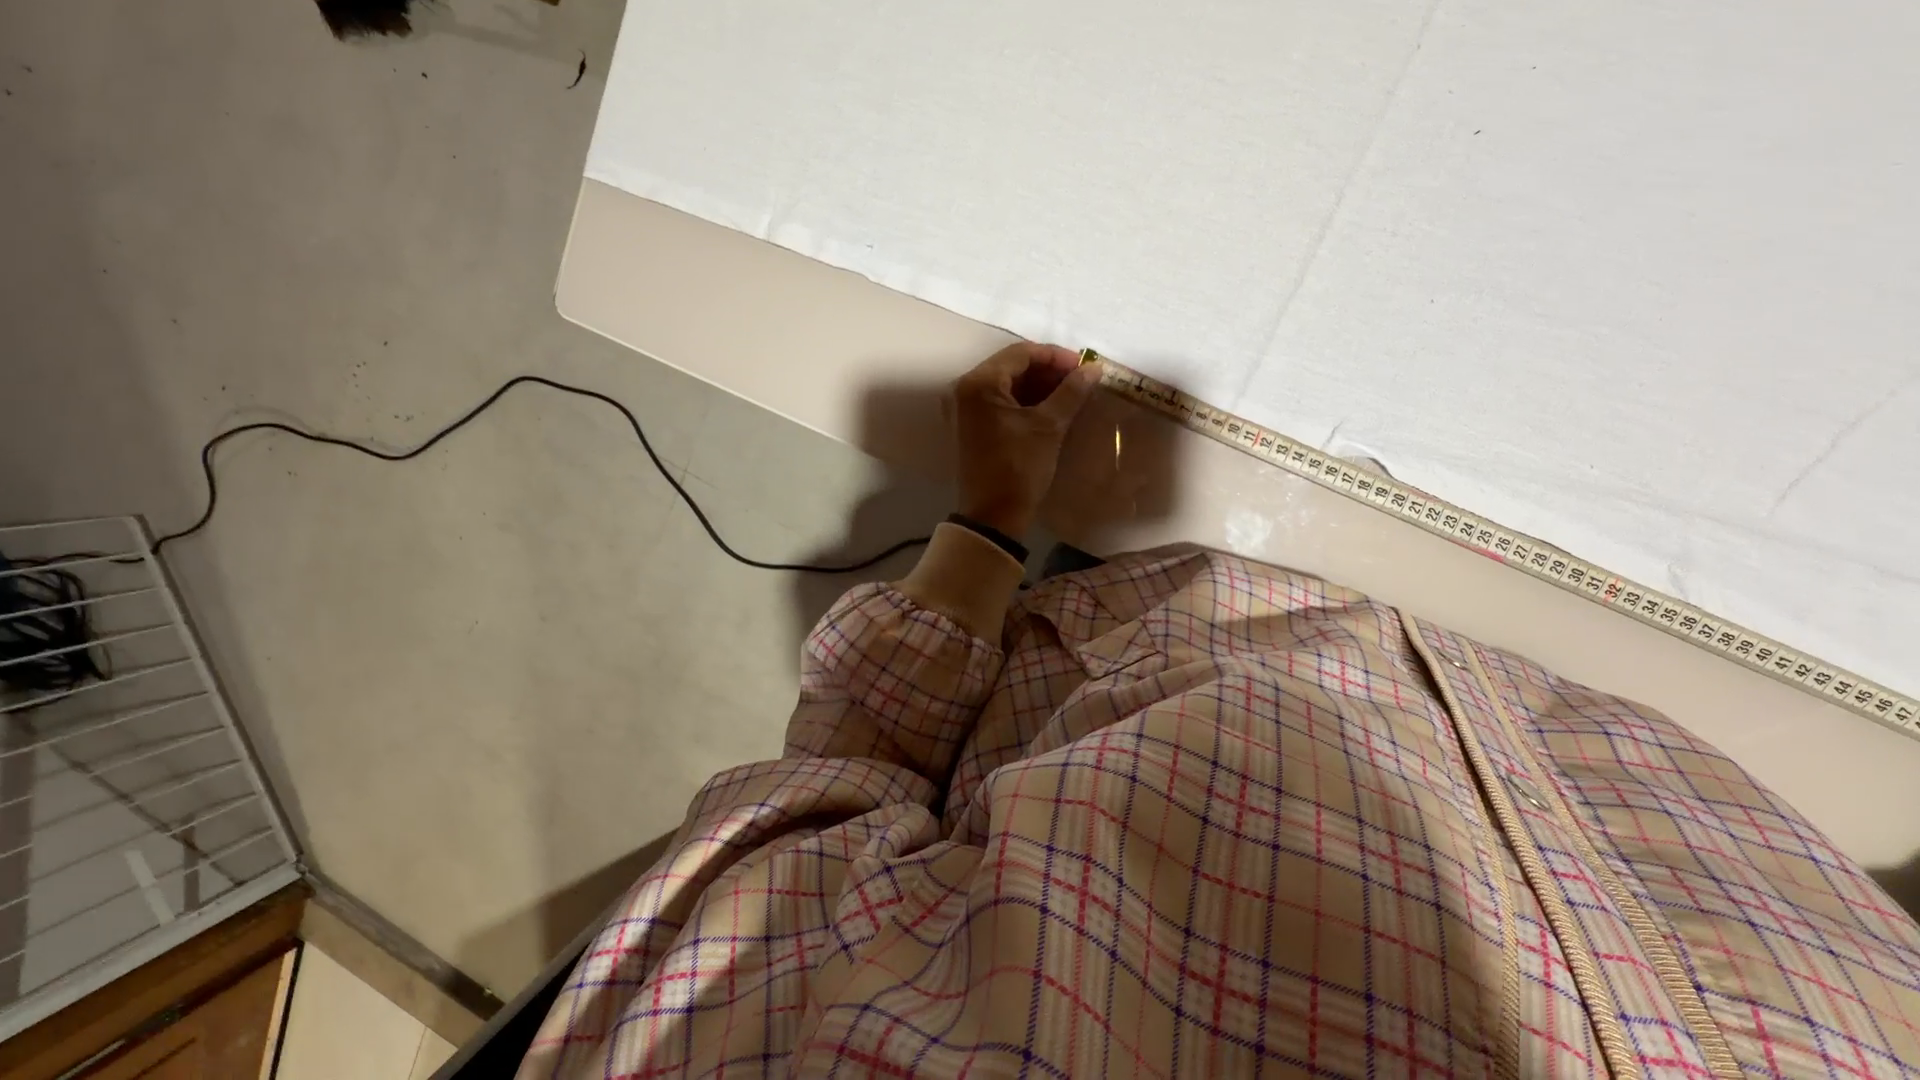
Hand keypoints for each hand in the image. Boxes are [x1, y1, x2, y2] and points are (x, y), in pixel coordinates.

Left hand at [952, 342, 1102, 538]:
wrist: (993, 516)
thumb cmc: (1019, 469)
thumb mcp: (1049, 427)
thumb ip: (1071, 392)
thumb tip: (1093, 368)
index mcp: (979, 383)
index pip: (1021, 353)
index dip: (1055, 356)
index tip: (1084, 366)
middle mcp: (965, 388)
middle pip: (1011, 365)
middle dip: (1047, 370)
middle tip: (1079, 380)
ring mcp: (963, 407)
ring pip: (1006, 383)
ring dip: (1037, 385)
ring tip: (1069, 393)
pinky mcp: (969, 424)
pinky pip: (999, 401)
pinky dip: (1024, 400)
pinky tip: (1049, 407)